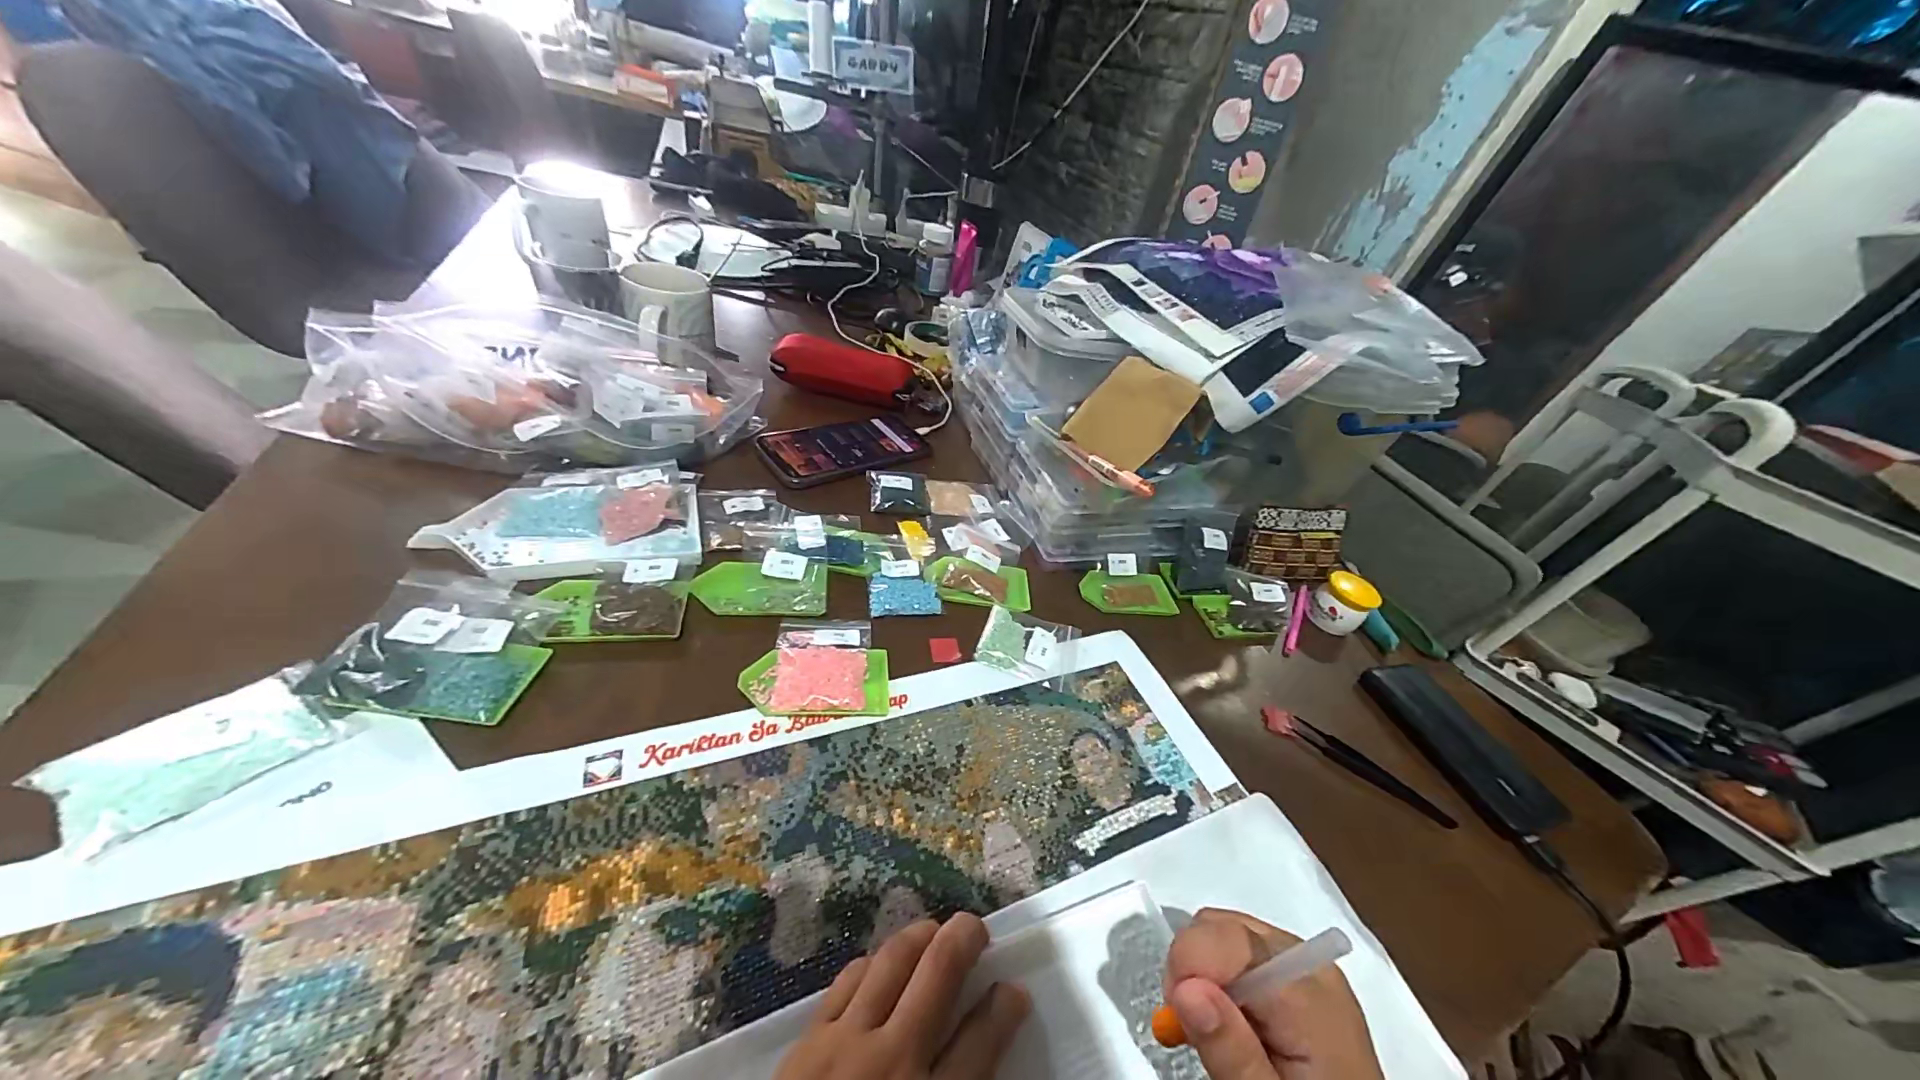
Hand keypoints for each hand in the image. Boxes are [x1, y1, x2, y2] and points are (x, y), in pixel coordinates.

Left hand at [775, 914, 1030, 1079]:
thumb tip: (982, 1040)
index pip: (982, 1039)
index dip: (1004, 1007)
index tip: (1013, 989)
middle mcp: (893, 1061)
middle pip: (939, 971)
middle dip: (965, 938)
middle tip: (976, 929)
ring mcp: (846, 1043)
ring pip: (893, 959)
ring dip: (920, 936)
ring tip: (934, 933)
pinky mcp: (808, 1040)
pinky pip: (849, 979)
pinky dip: (874, 962)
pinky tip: (883, 964)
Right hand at [1165, 909, 1383, 1079]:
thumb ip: (1230, 1051)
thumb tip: (1186, 990)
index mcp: (1309, 996)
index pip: (1234, 939)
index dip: (1189, 961)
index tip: (1174, 1010)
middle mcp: (1310, 965)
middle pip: (1225, 928)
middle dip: (1192, 967)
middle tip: (1188, 1027)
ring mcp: (1307, 965)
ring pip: (1227, 933)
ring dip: (1202, 971)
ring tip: (1210, 1028)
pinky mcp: (1299, 973)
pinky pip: (1241, 948)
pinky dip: (1218, 973)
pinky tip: (1225, 1018)